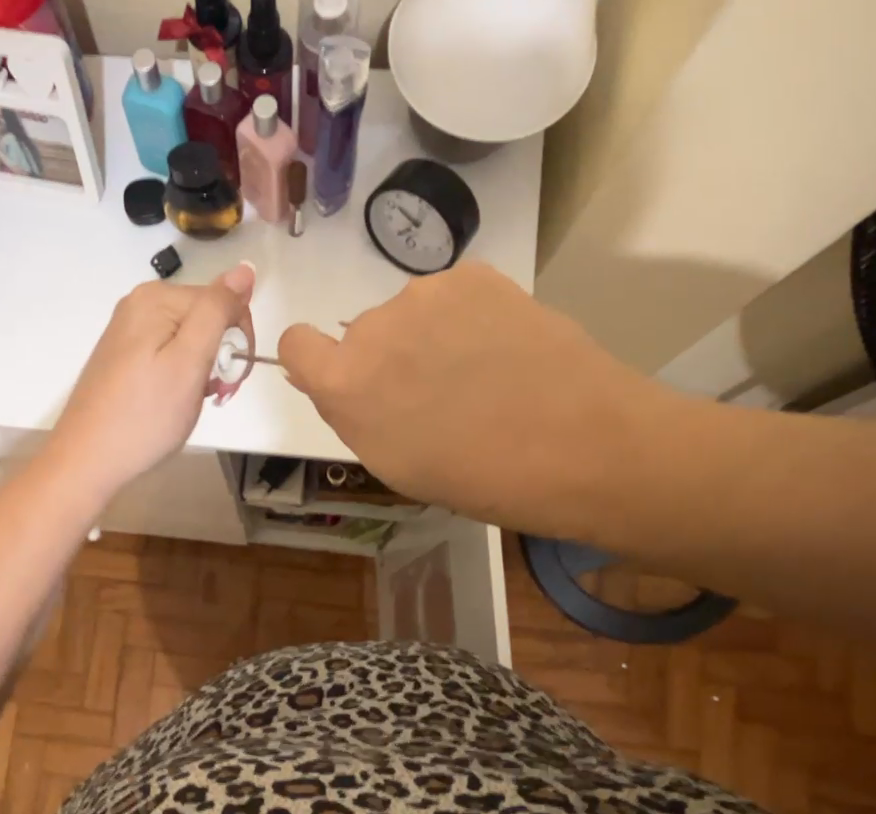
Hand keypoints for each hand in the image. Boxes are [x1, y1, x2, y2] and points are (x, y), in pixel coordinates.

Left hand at [49, 263, 255, 495]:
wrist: (88, 460)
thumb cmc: (145, 416)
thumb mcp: (190, 361)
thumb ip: (218, 311)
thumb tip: (244, 269)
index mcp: (156, 298)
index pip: (224, 301)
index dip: (238, 341)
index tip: (231, 380)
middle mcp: (139, 305)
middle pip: (205, 319)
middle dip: (220, 356)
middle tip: (215, 395)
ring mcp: (128, 332)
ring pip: (189, 340)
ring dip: (203, 371)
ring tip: (194, 403)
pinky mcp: (123, 357)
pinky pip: (168, 356)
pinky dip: (181, 378)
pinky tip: (175, 402)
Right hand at [278, 261, 682, 536]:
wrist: (579, 444)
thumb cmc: (477, 477)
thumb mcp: (394, 465)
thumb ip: (350, 413)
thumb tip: (324, 376)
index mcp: (346, 383)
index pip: (296, 344)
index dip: (317, 361)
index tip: (353, 384)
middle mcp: (374, 327)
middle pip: (363, 334)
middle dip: (388, 360)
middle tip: (438, 398)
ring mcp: (426, 294)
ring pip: (410, 315)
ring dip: (428, 337)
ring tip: (480, 376)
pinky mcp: (476, 275)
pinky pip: (451, 296)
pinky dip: (466, 318)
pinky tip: (503, 349)